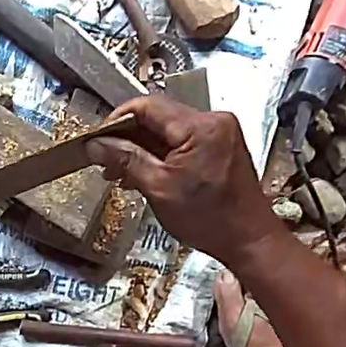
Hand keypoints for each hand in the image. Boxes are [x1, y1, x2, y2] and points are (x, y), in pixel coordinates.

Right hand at [84, 97, 281, 262]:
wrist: (249, 240)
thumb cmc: (211, 220)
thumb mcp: (159, 189)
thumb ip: (126, 161)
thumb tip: (96, 145)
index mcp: (201, 127)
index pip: (147, 106)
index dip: (117, 120)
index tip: (97, 139)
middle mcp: (214, 121)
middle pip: (158, 116)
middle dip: (128, 137)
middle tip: (104, 158)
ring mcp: (219, 133)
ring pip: (168, 129)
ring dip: (142, 147)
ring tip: (120, 171)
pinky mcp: (221, 146)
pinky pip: (183, 141)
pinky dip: (161, 154)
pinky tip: (144, 172)